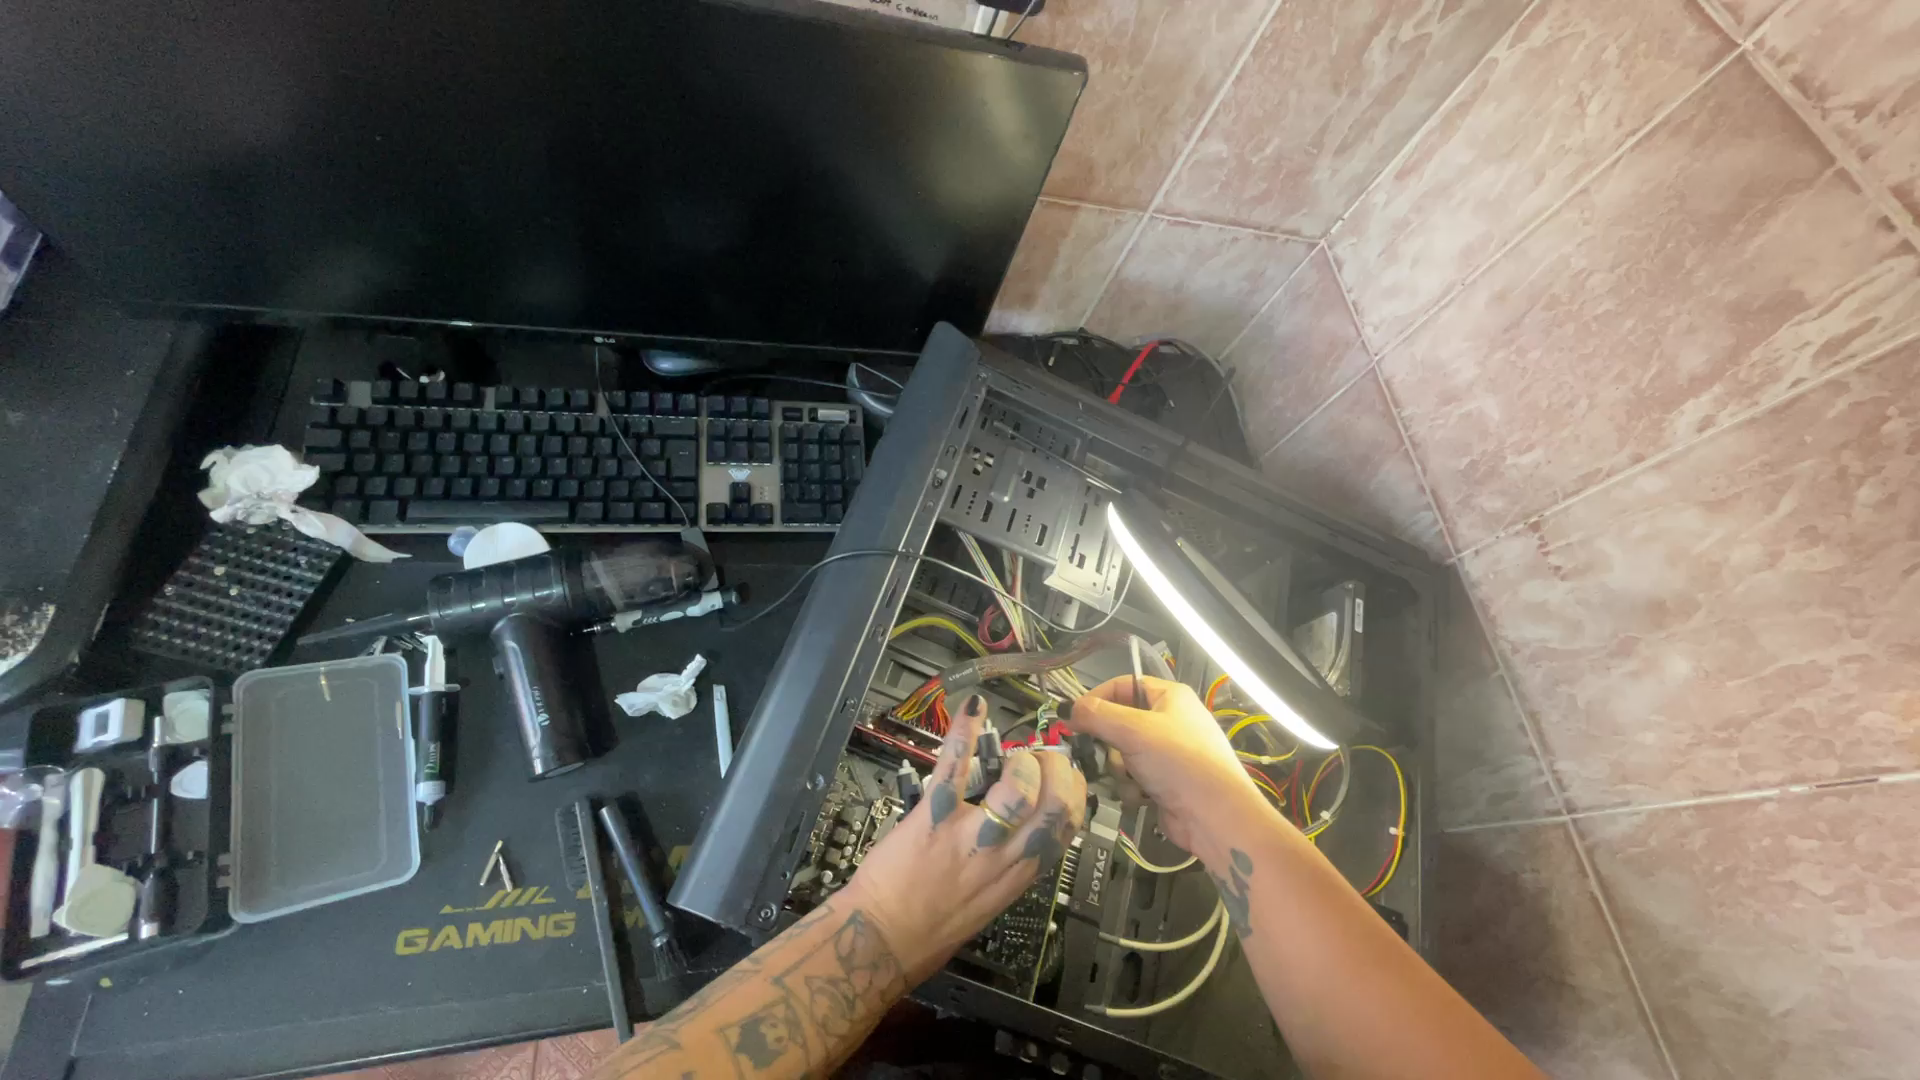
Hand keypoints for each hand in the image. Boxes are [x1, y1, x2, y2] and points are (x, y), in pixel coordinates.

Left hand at [844, 693, 1086, 980]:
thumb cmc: (934, 923)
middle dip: (1057, 770)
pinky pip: (956, 767)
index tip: (1064, 772)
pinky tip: (973, 708)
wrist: (884, 940)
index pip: (1069, 826)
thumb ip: (1011, 860)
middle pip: (1055, 806)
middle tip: (1041, 756)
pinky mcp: (933, 817)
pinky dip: (965, 731)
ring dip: (1021, 762)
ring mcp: (970, 836)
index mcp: (1020, 873)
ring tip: (1012, 752)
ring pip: (1017, 791)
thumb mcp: (991, 898)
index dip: (1074, 790)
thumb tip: (1022, 823)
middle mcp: (1004, 856)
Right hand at [1070, 676, 1266, 854]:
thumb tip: (1066, 710)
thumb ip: (1095, 716)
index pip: (1121, 686)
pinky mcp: (1166, 782)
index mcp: (1169, 696)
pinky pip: (1134, 777)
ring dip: (1120, 769)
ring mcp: (1168, 754)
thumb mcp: (1132, 730)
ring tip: (1130, 779)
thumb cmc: (1177, 761)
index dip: (1095, 699)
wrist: (1215, 816)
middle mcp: (1170, 720)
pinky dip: (1132, 787)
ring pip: (1123, 753)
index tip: (1073, 718)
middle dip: (1109, 743)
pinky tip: (1140, 797)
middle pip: (1119, 722)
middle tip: (1101, 752)